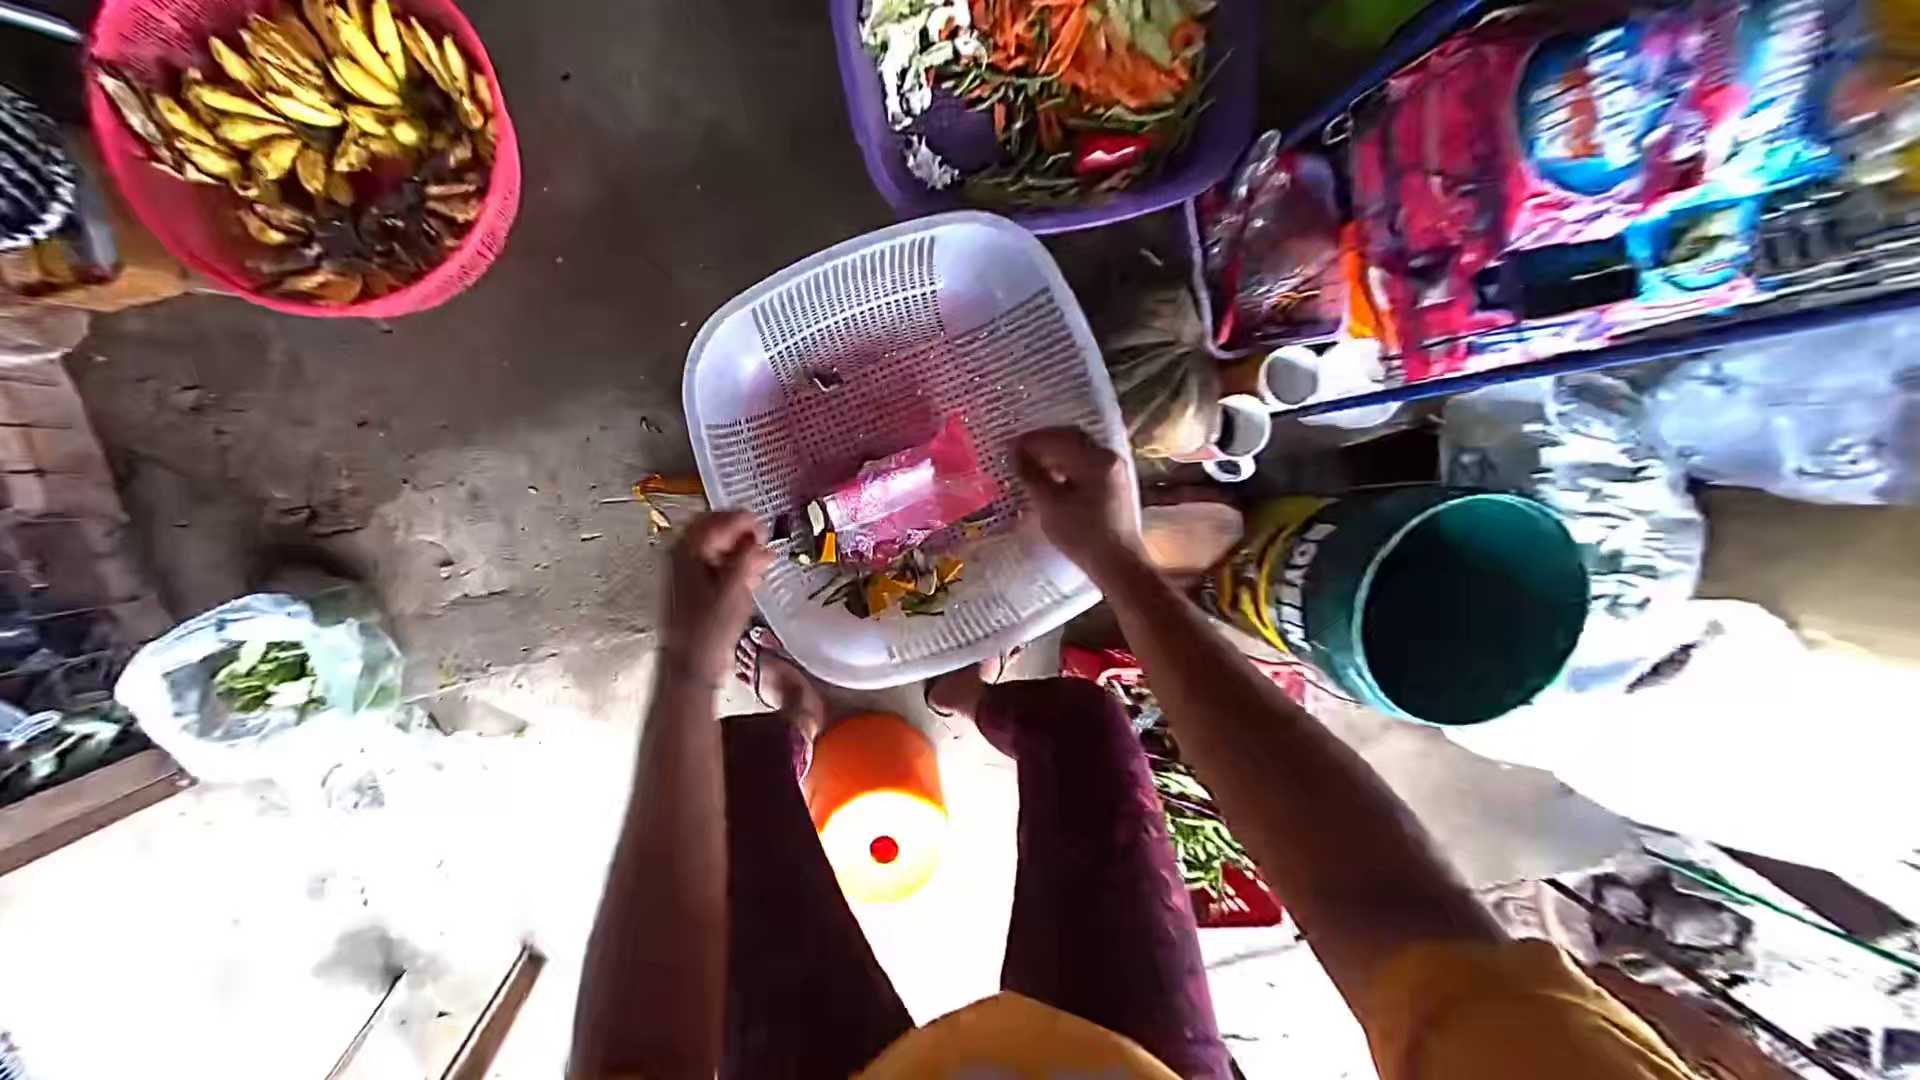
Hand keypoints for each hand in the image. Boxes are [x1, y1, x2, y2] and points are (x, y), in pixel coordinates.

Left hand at [662, 511, 772, 682]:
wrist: (692, 662)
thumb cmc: (707, 629)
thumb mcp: (734, 588)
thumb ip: (746, 557)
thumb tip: (755, 539)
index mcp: (687, 551)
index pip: (717, 520)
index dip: (743, 520)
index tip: (762, 526)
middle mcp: (681, 556)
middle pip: (713, 528)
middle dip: (740, 531)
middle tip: (761, 537)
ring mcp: (685, 572)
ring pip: (715, 546)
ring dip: (739, 547)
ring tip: (761, 556)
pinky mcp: (692, 587)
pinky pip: (714, 564)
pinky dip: (733, 563)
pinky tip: (750, 573)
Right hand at [1016, 427, 1141, 581]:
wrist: (1119, 565)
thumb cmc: (1083, 536)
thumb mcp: (1050, 506)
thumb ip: (1032, 476)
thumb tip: (1016, 455)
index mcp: (1095, 459)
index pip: (1057, 439)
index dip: (1030, 441)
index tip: (1008, 447)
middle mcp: (1110, 457)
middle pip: (1071, 439)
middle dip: (1043, 444)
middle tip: (1019, 453)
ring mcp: (1116, 471)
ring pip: (1080, 452)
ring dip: (1055, 455)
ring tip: (1032, 466)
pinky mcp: (1116, 485)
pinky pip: (1087, 465)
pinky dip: (1068, 466)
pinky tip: (1053, 479)